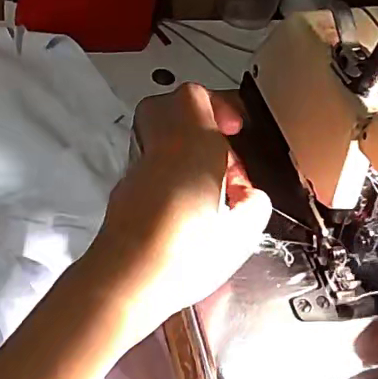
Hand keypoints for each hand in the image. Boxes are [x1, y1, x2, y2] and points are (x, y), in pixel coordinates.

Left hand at [82, 84, 272, 336]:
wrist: (127, 280)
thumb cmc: (183, 253)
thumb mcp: (241, 232)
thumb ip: (253, 205)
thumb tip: (250, 198)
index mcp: (191, 145)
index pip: (197, 97)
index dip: (222, 105)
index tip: (237, 128)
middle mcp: (158, 150)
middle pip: (167, 107)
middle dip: (197, 118)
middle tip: (220, 148)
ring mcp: (136, 171)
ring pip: (157, 139)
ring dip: (184, 151)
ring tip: (209, 186)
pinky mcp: (124, 196)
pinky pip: (150, 171)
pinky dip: (170, 179)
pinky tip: (188, 210)